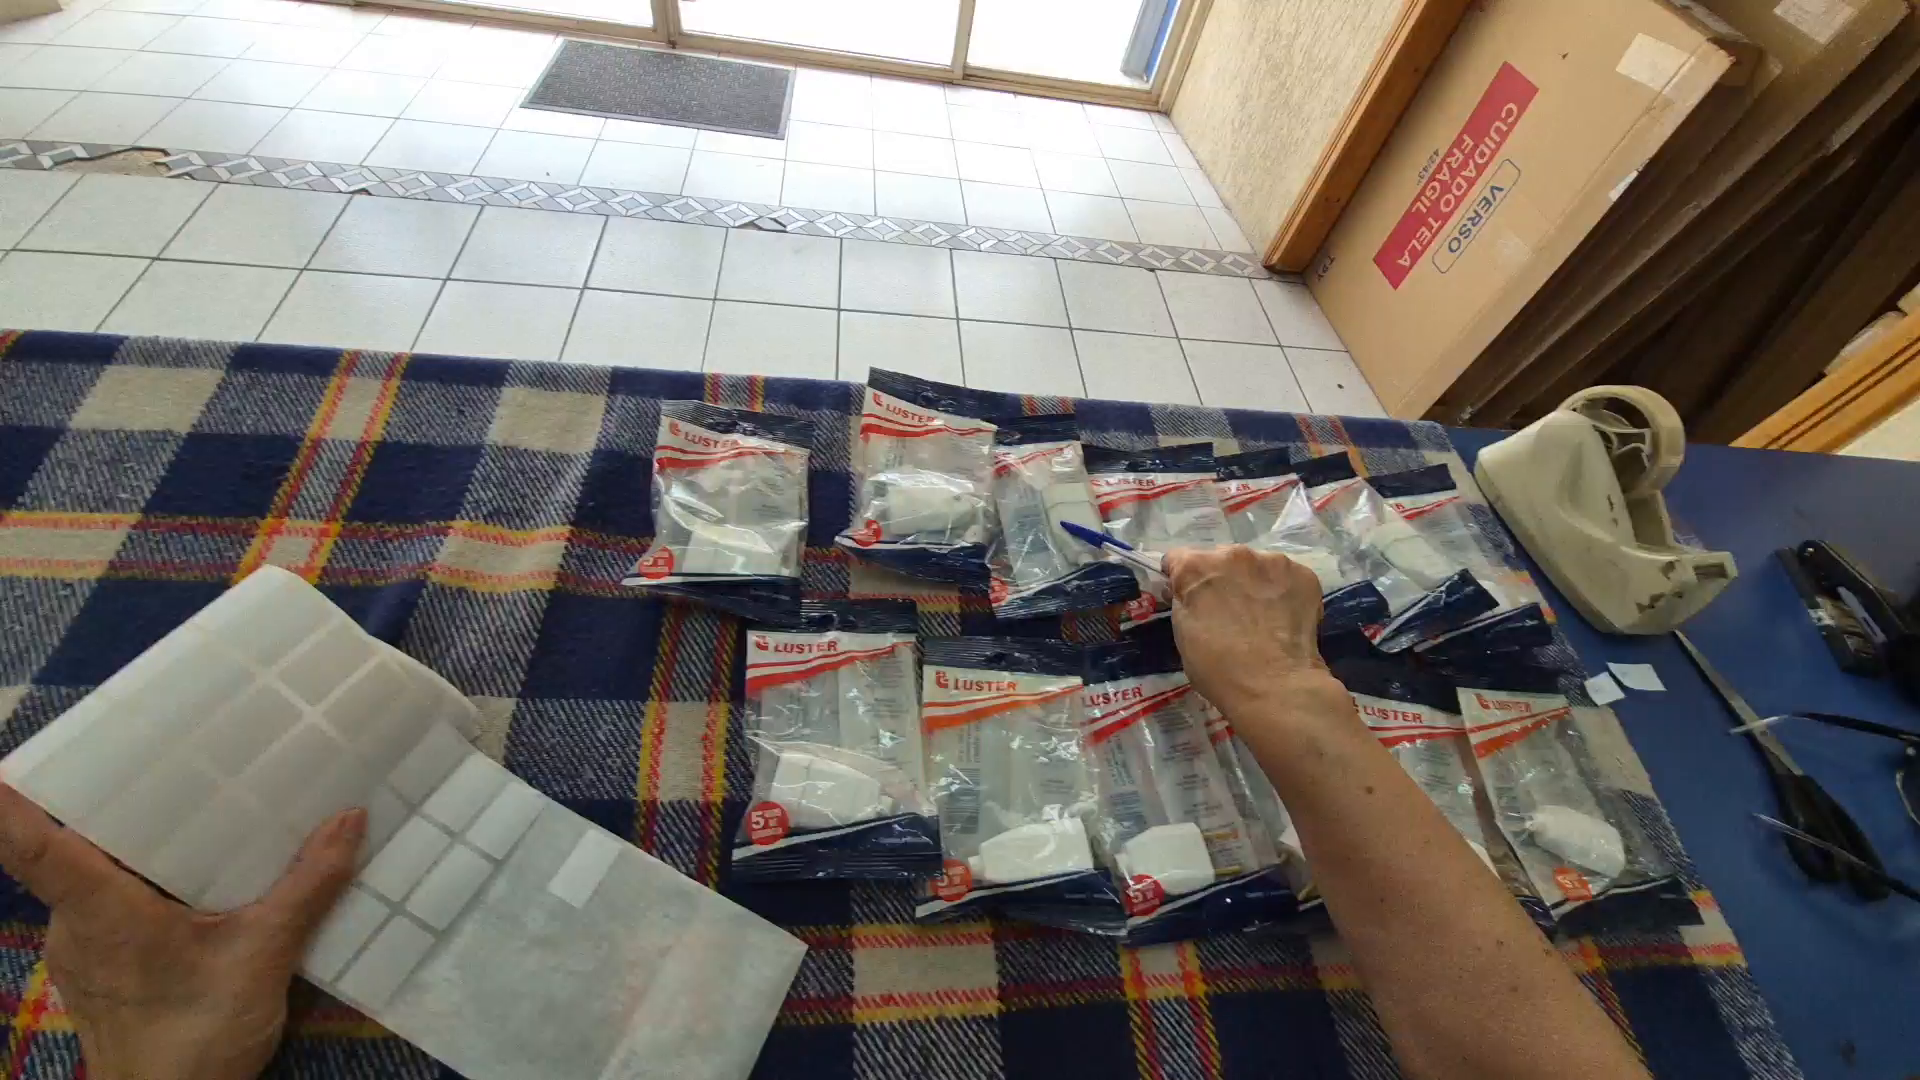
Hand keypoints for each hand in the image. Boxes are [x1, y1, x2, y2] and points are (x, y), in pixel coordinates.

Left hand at [0, 784, 364, 1079]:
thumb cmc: (199, 1029)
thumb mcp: (266, 950)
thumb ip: (308, 882)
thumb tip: (350, 815)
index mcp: (102, 915)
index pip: (38, 853)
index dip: (13, 810)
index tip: (5, 769)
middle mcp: (80, 927)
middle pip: (75, 854)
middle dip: (110, 804)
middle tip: (164, 754)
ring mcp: (90, 950)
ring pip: (101, 877)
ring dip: (138, 838)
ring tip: (198, 797)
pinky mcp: (113, 965)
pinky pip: (122, 899)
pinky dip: (157, 869)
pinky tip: (209, 861)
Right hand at [1165, 545, 1345, 720]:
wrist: (1275, 686)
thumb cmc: (1217, 667)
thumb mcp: (1182, 632)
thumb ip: (1186, 601)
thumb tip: (1193, 595)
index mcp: (1194, 567)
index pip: (1177, 559)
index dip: (1180, 578)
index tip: (1188, 596)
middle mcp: (1232, 554)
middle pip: (1220, 558)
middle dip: (1220, 578)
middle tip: (1228, 610)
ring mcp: (1271, 561)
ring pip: (1255, 566)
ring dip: (1253, 582)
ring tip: (1260, 615)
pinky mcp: (1303, 574)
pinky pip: (1285, 577)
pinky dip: (1282, 591)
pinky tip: (1283, 617)